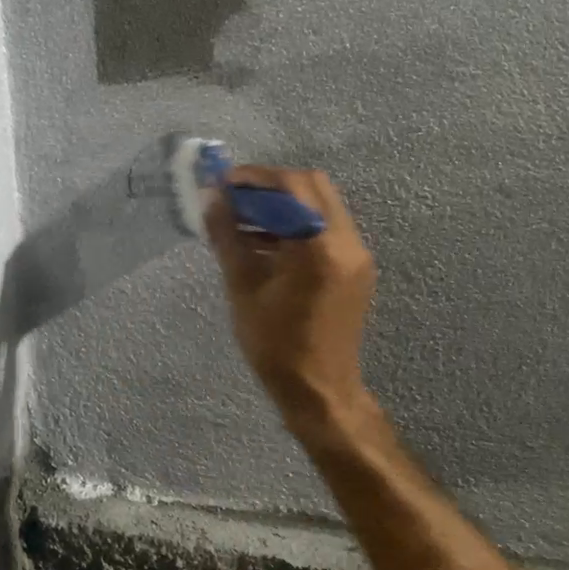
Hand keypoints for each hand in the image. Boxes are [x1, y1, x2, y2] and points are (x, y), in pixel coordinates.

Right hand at [203, 167, 377, 429]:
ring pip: (320, 205)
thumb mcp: (242, 286)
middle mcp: (347, 243)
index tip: (223, 184)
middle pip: (312, 187)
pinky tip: (263, 244)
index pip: (292, 186)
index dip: (255, 177)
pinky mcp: (355, 269)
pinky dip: (296, 224)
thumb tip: (212, 198)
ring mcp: (356, 256)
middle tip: (235, 200)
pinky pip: (326, 228)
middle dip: (271, 186)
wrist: (319, 391)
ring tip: (243, 222)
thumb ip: (227, 235)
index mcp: (320, 246)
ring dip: (283, 204)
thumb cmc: (274, 343)